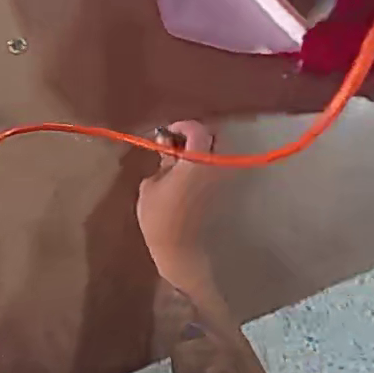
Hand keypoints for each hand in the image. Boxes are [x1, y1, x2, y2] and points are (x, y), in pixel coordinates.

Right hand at [137, 120, 218, 292]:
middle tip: (173, 141)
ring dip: (200, 148)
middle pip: (214, 137)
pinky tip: (184, 170)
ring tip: (177, 156)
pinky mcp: (221, 188)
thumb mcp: (151, 184)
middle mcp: (216, 165)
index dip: (182, 126)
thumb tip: (167, 146)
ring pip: (217, 151)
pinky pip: (215, 165)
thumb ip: (164, 160)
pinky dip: (202, 161)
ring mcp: (222, 177)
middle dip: (195, 134)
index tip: (166, 131)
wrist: (178, 247)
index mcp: (198, 162)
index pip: (198, 130)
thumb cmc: (158, 216)